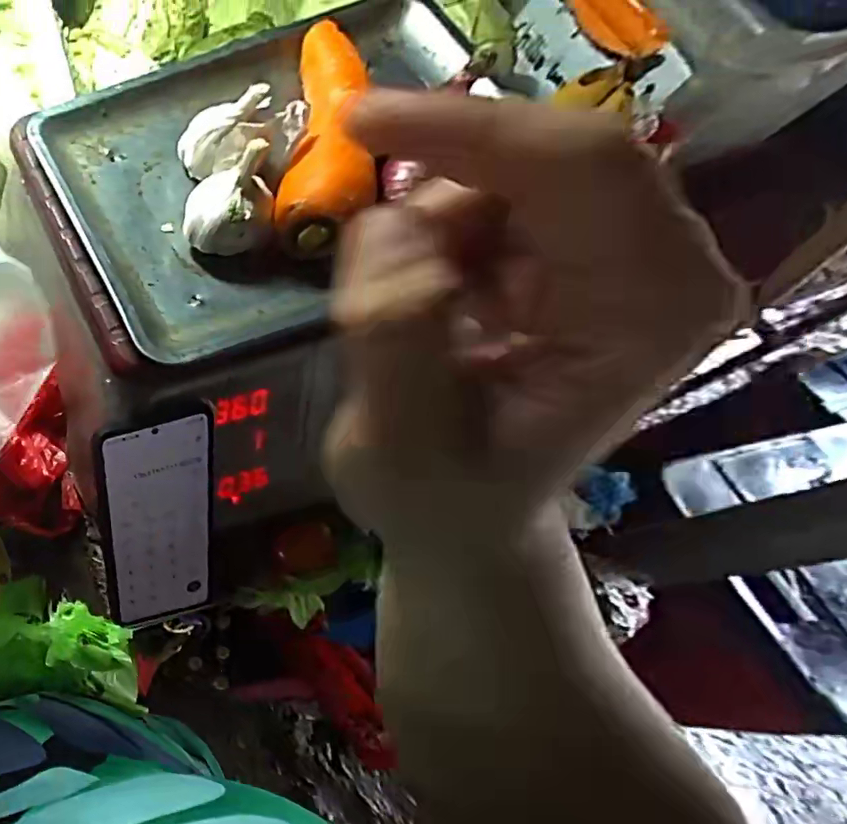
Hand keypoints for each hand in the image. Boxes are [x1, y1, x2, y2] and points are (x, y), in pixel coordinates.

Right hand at [323, 92, 747, 556]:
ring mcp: (606, 261)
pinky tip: (410, 318)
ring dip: (416, 242)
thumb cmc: (435, 500)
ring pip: (497, 187)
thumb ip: (396, 345)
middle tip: (352, 258)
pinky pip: (478, 215)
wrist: (458, 522)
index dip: (465, 131)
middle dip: (431, 195)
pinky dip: (418, 251)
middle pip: (539, 163)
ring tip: (386, 335)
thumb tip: (382, 234)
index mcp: (645, 307)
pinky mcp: (558, 266)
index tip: (357, 121)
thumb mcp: (400, 447)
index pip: (577, 169)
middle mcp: (651, 264)